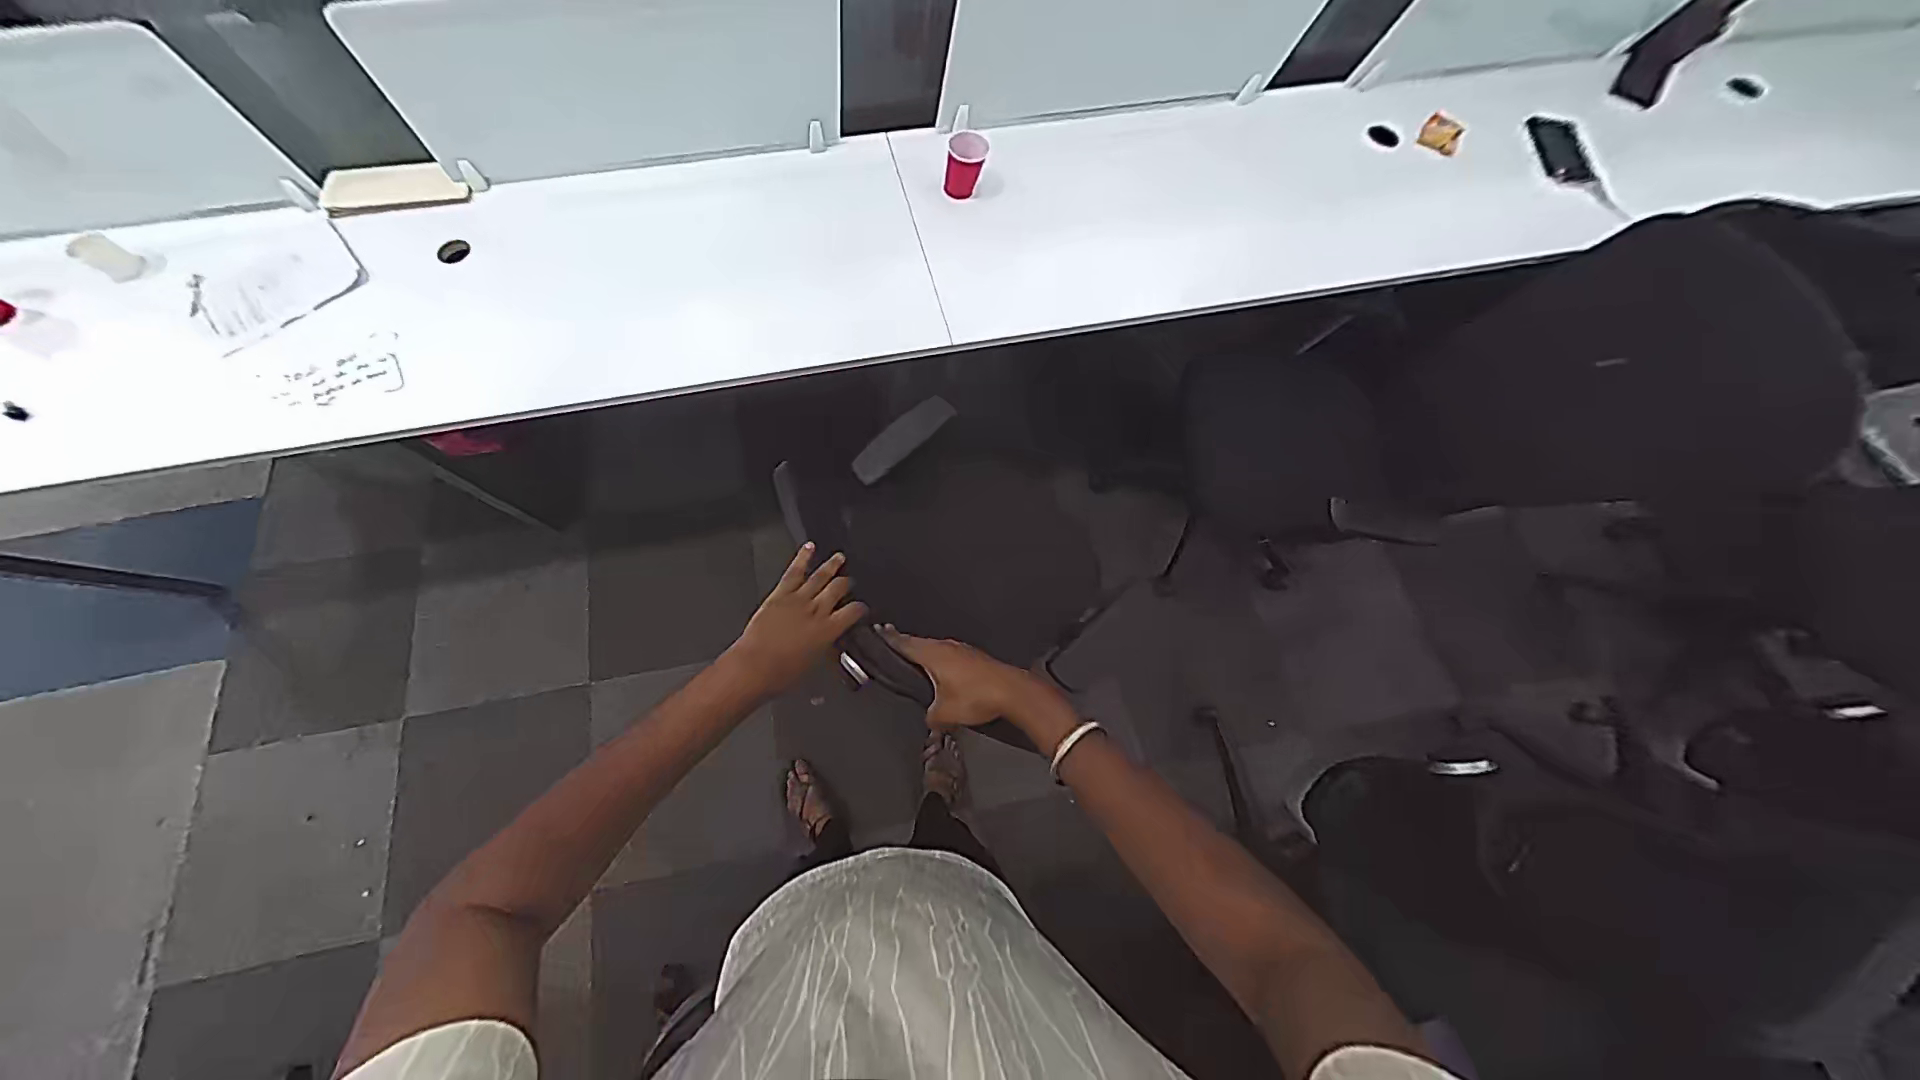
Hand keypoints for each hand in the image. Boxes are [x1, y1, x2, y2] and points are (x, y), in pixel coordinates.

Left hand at [727, 543, 868, 695]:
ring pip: (821, 575)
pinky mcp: (780, 594)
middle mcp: (817, 610)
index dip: (860, 607)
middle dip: (848, 583)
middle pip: (839, 588)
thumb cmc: (781, 673)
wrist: (753, 667)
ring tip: (839, 557)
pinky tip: (809, 547)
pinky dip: (803, 557)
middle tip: (851, 581)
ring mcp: (798, 599)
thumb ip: (826, 650)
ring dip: (832, 565)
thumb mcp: (813, 665)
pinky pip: (794, 571)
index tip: (861, 607)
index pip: (853, 611)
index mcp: (829, 629)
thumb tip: (831, 647)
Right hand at [880, 627, 1078, 746]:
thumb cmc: (981, 695)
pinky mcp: (977, 659)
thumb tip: (930, 720)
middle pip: (920, 643)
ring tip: (918, 662)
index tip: (880, 632)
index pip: (904, 643)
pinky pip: (953, 658)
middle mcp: (948, 647)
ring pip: (938, 650)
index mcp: (933, 654)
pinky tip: (946, 675)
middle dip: (907, 645)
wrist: (1013, 692)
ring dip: (927, 654)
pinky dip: (945, 663)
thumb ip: (930, 716)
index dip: (889, 639)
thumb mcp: (944, 713)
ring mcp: (964, 651)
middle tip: (895, 644)